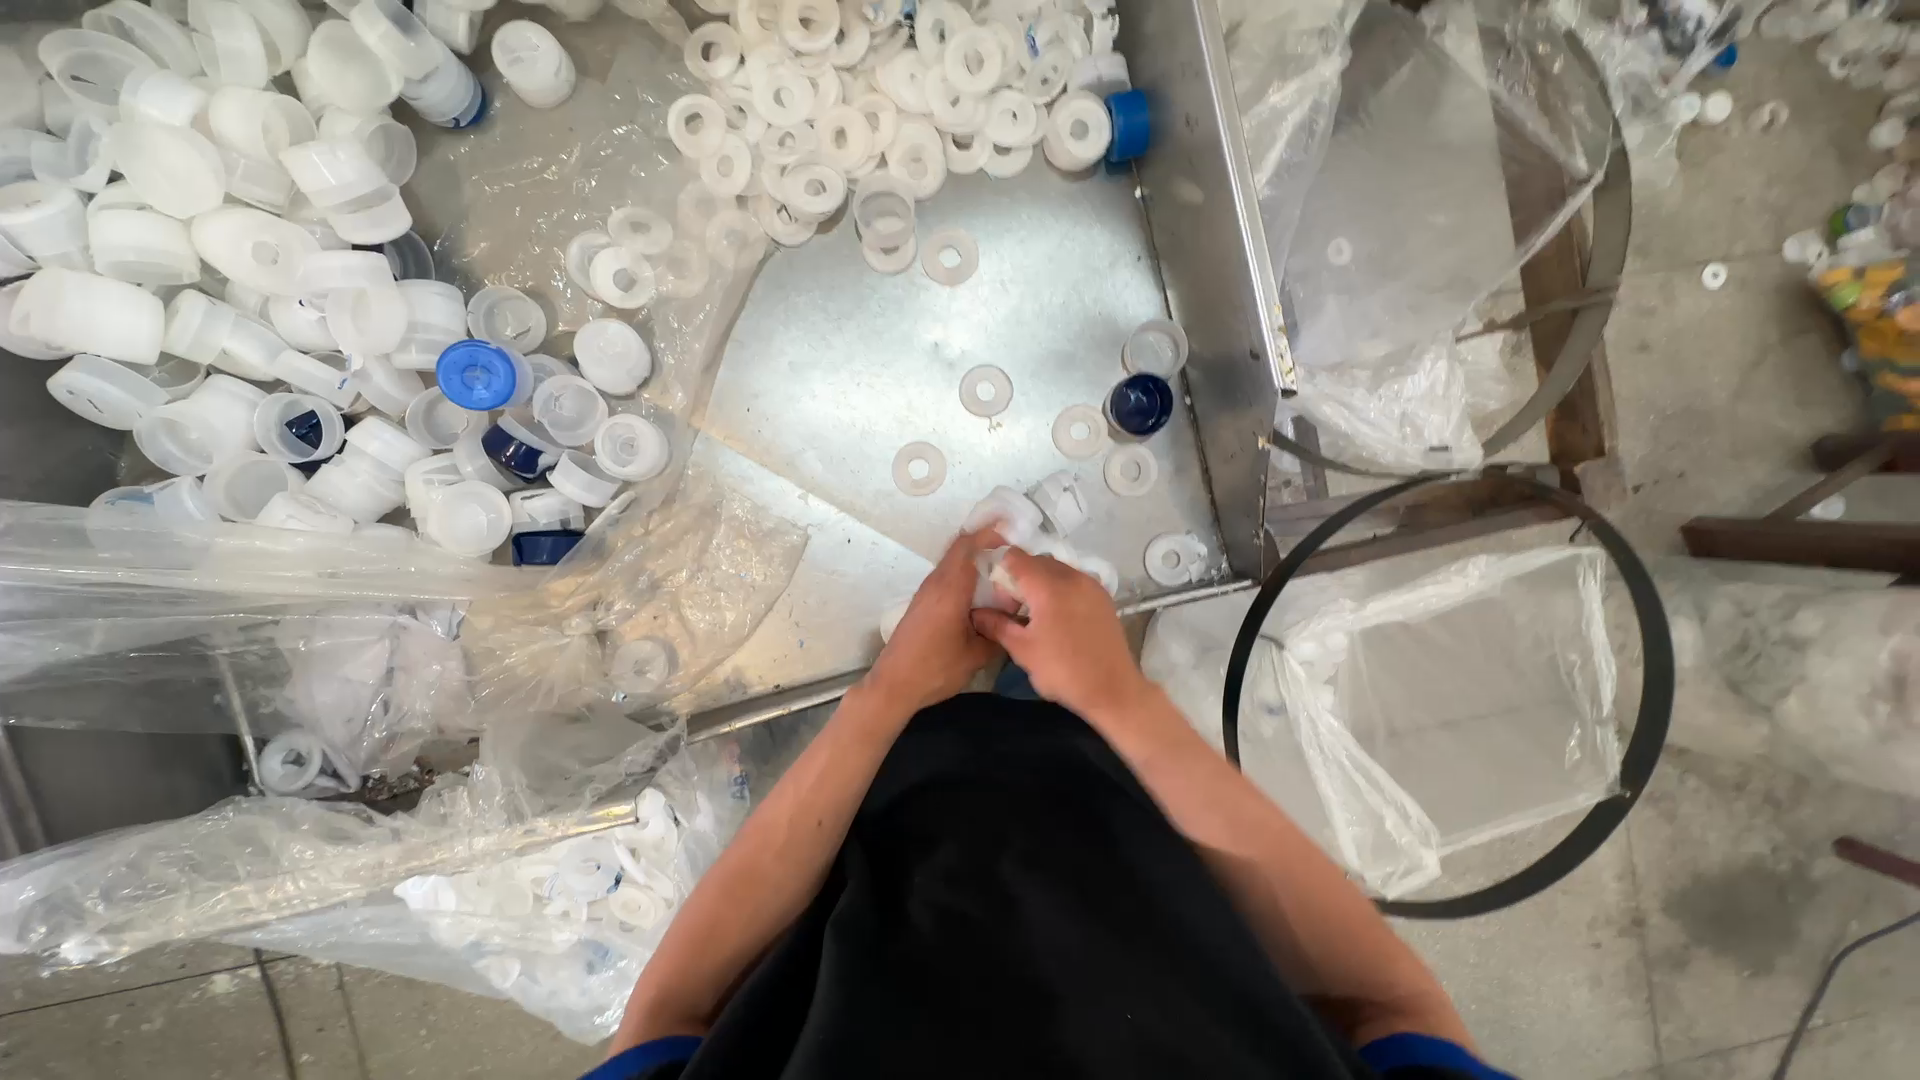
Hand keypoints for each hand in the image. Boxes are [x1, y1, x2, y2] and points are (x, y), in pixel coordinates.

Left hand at [859, 528, 1007, 716]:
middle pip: (960, 551)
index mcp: (950, 589)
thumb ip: (999, 632)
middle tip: (1014, 557)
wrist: (893, 685)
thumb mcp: (976, 656)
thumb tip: (1015, 618)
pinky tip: (982, 597)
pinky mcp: (922, 604)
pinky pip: (947, 579)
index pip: (967, 545)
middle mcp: (936, 584)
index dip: (989, 534)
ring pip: (953, 565)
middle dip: (987, 547)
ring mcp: (926, 593)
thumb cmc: (935, 669)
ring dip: (976, 564)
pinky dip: (966, 578)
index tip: (1013, 536)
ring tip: (1003, 576)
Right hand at [969, 548, 1150, 720]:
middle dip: (1020, 578)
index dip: (999, 569)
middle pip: (1037, 561)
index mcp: (1048, 586)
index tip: (996, 596)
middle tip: (1013, 609)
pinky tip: (1057, 616)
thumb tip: (976, 613)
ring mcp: (1091, 584)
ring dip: (1040, 582)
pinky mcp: (1103, 596)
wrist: (1113, 689)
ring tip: (1035, 614)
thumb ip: (997, 625)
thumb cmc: (1063, 671)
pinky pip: (1074, 580)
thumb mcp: (1023, 650)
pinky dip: (1060, 588)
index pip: (1015, 557)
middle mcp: (1072, 576)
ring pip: (1057, 569)